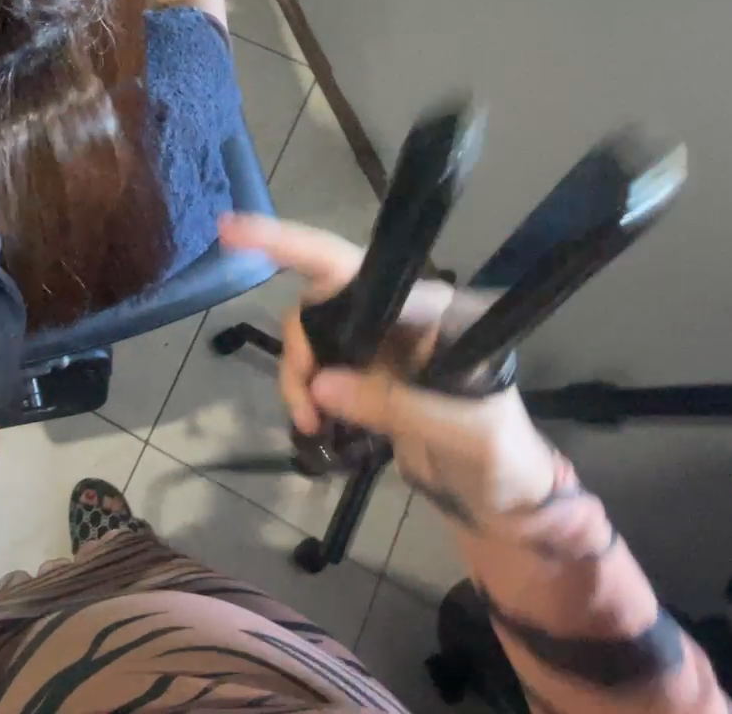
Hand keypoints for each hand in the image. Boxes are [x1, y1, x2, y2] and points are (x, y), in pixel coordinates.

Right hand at [219, 215, 559, 525]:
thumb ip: (396, 406)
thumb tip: (320, 386)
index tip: (232, 232)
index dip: (290, 244)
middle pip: (319, 304)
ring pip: (309, 336)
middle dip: (300, 350)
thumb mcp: (463, 434)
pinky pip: (313, 365)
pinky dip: (302, 391)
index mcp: (432, 311)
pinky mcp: (362, 368)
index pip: (355, 270)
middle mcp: (399, 314)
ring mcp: (377, 341)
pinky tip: (313, 422)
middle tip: (303, 405)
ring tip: (308, 423)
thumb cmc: (499, 460)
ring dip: (297, 377)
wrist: (500, 499)